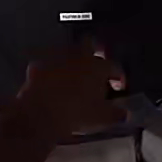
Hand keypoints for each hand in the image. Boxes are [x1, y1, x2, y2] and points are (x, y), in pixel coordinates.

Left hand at [7, 43, 123, 139]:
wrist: (40, 115)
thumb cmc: (75, 113)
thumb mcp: (101, 118)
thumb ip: (116, 113)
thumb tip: (123, 114)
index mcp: (97, 67)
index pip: (114, 66)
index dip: (119, 76)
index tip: (119, 85)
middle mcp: (78, 57)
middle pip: (90, 44)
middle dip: (95, 51)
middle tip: (96, 64)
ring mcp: (56, 58)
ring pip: (67, 51)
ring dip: (72, 60)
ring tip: (74, 75)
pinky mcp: (38, 65)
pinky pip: (47, 62)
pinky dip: (51, 70)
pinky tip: (51, 80)